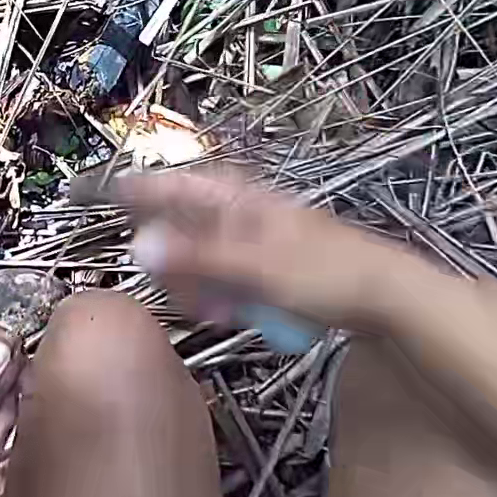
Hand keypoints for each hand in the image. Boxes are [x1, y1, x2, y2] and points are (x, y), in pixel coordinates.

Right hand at [96, 169, 436, 333]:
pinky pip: (223, 275)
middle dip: (174, 260)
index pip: (174, 184)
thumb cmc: (324, 271)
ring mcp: (249, 238)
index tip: (107, 195)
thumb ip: (194, 257)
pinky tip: (229, 312)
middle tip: (177, 292)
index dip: (139, 188)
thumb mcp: (255, 266)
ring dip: (197, 284)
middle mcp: (237, 212)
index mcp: (235, 197)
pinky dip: (219, 293)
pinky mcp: (261, 265)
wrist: (389, 298)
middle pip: (181, 226)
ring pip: (200, 256)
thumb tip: (138, 248)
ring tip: (212, 310)